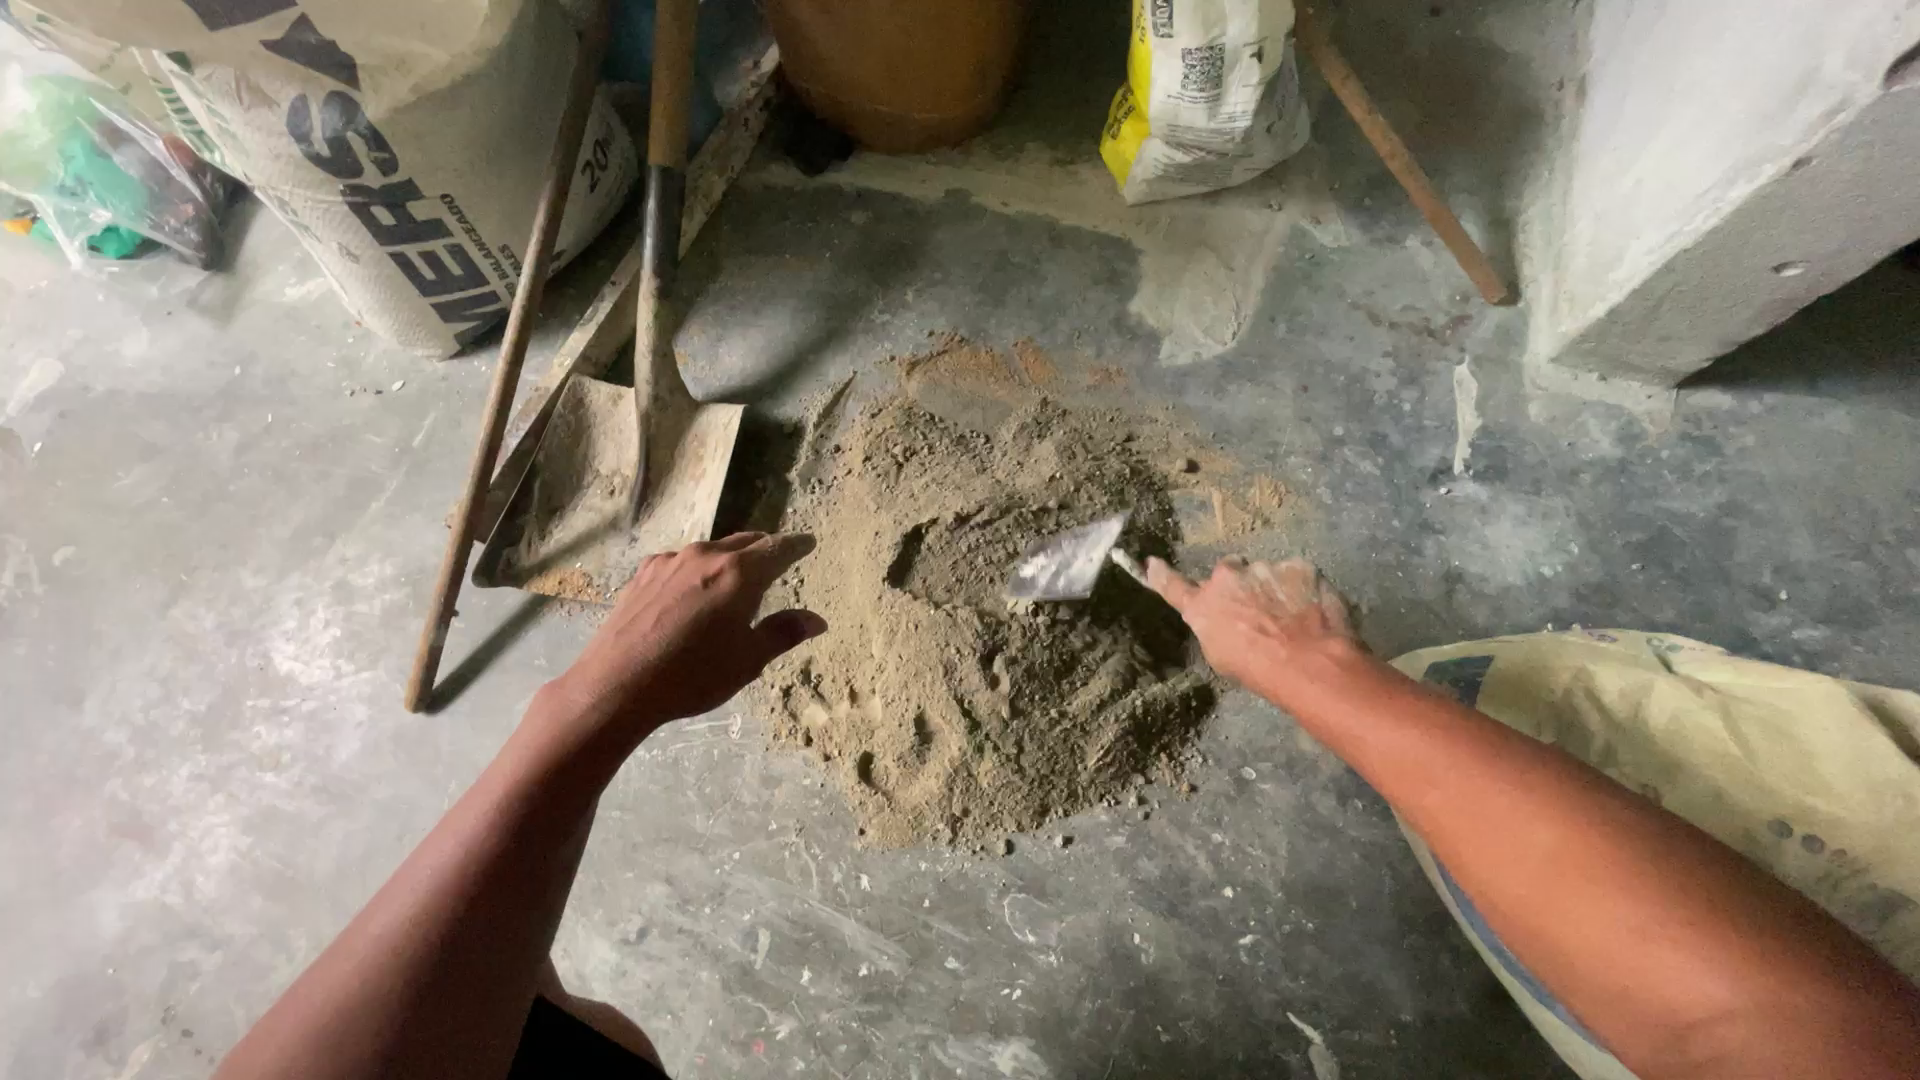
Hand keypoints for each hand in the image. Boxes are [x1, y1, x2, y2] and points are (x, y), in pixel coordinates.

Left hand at [548, 532, 825, 737]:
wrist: (616, 685)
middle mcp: (706, 556)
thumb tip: (816, 620)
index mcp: (739, 574)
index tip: (808, 543)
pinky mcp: (643, 574)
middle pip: (745, 542)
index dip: (797, 546)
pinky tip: (694, 591)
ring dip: (731, 559)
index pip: (778, 549)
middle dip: (765, 548)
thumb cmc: (693, 675)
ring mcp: (670, 562)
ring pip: (712, 551)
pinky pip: (683, 562)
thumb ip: (783, 632)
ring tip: (736, 577)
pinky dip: (700, 569)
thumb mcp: (748, 659)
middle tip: (778, 558)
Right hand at [1146, 555, 1360, 702]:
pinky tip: (1311, 610)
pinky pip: (1296, 574)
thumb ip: (1211, 625)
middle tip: (1257, 611)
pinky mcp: (1298, 566)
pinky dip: (1301, 588)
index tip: (1152, 563)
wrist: (1305, 662)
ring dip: (1272, 588)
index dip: (1160, 574)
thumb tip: (1215, 616)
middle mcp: (1226, 576)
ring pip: (1265, 572)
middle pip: (1229, 572)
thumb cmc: (1256, 668)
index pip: (1173, 585)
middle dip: (1239, 585)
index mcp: (1203, 603)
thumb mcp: (1219, 655)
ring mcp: (1263, 567)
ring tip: (1290, 618)